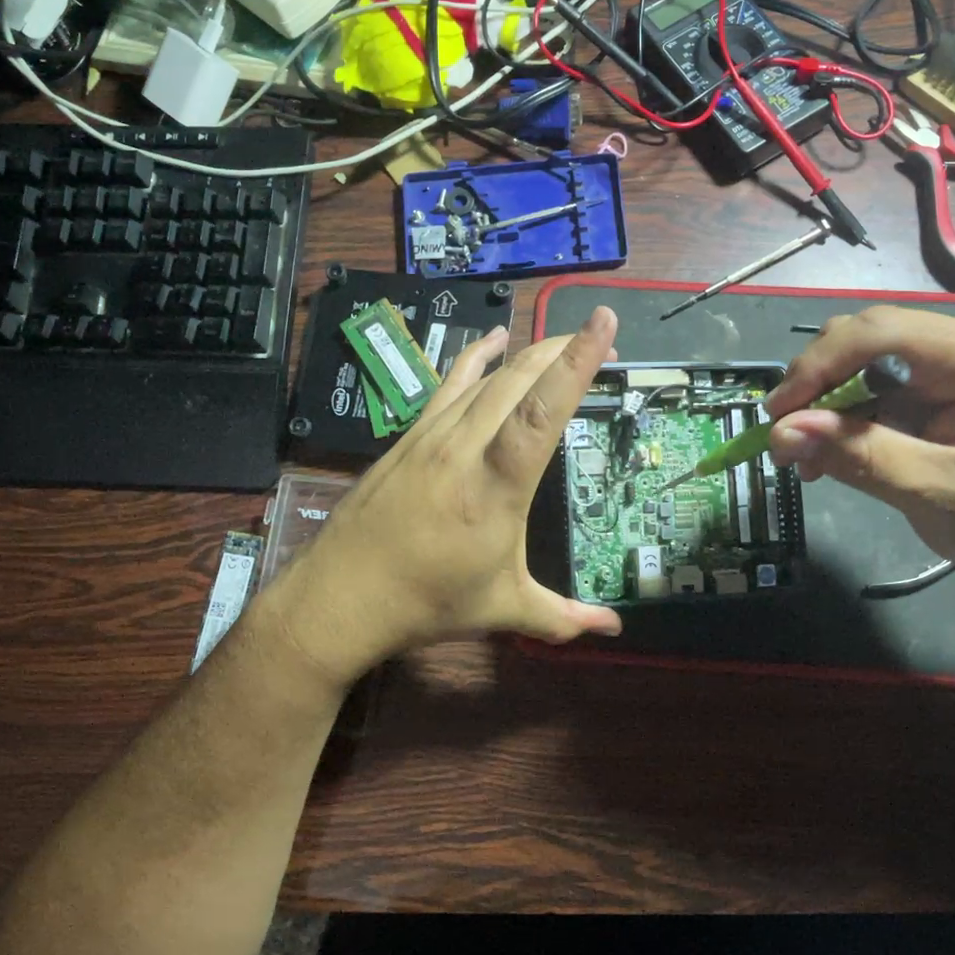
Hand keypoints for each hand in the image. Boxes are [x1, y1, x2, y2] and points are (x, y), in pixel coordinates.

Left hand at [254, 310, 623, 692]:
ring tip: (561, 339)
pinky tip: (495, 340)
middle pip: (518, 380)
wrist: (340, 596)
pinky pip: (449, 384)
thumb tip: (615, 630)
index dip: (576, 364)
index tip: (604, 323)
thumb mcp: (502, 610)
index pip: (541, 414)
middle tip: (600, 336)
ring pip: (487, 377)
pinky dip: (476, 358)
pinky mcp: (410, 436)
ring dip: (528, 352)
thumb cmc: (426, 603)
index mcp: (496, 488)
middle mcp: (464, 448)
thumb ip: (564, 617)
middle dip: (562, 348)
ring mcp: (432, 436)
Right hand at [763, 307, 954, 590]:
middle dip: (821, 382)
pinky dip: (857, 417)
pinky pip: (891, 387)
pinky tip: (836, 451)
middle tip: (786, 436)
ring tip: (806, 455)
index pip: (883, 331)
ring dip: (833, 404)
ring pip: (875, 362)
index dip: (819, 364)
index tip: (776, 413)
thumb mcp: (933, 493)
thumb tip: (780, 432)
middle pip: (875, 337)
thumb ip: (858, 455)